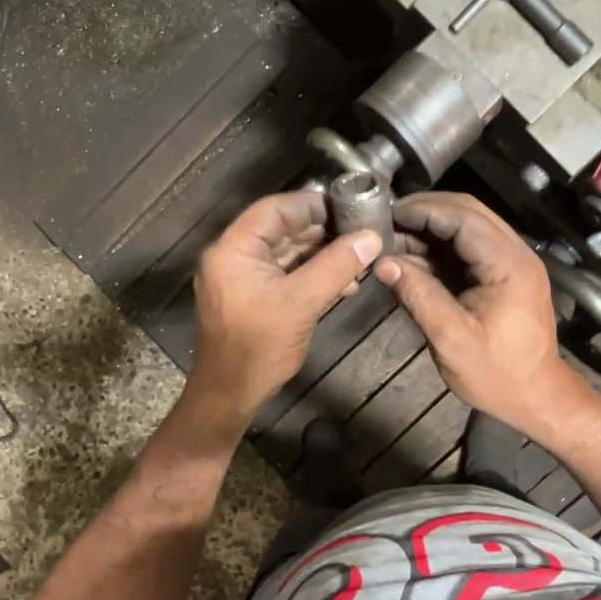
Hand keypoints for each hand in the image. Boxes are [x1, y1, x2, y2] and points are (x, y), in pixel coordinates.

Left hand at [192, 191, 382, 414]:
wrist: (230, 394)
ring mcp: (238, 279)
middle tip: (358, 232)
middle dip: (320, 232)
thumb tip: (371, 237)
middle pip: (279, 230)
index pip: (274, 209)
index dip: (312, 205)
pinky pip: (280, 276)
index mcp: (233, 250)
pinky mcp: (248, 298)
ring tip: (356, 258)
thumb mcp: (302, 303)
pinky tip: (341, 283)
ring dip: (319, 255)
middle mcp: (231, 257)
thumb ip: (336, 266)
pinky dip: (308, 275)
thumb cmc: (260, 347)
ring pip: (283, 254)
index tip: (348, 208)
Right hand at [375, 192, 591, 437]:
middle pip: (468, 212)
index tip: (386, 214)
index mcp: (508, 264)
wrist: (536, 397)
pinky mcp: (504, 276)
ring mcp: (512, 263)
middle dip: (425, 212)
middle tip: (384, 222)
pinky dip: (440, 248)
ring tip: (391, 239)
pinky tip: (411, 259)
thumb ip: (418, 295)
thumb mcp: (450, 338)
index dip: (423, 210)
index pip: (463, 217)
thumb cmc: (497, 374)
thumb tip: (383, 264)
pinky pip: (470, 249)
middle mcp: (515, 254)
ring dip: (430, 229)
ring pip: (468, 227)